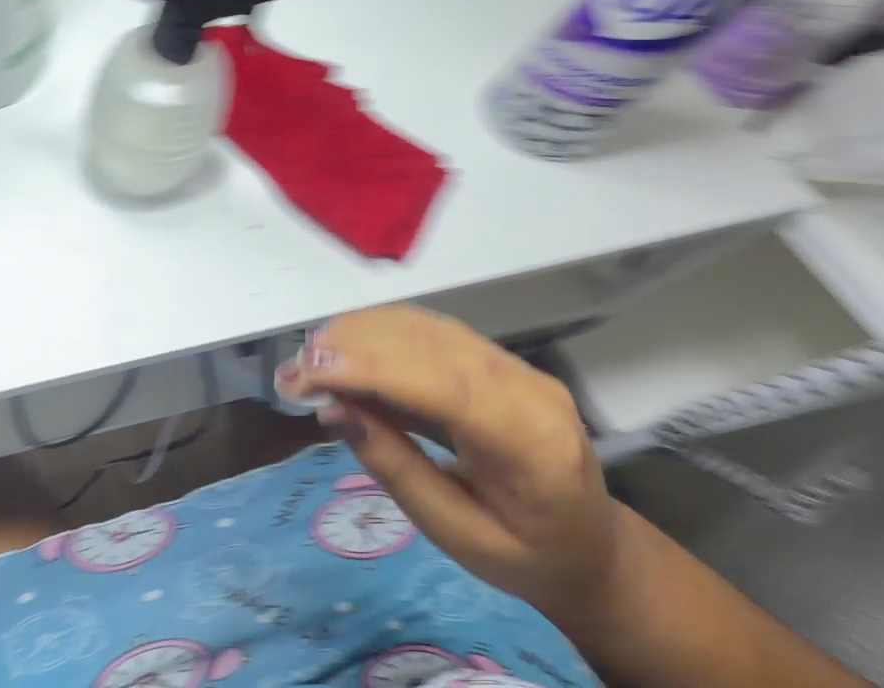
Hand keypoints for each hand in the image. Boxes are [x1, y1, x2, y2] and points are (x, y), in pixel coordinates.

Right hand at [277, 305, 620, 617]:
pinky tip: (341, 352)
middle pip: (429, 343)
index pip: (442, 383)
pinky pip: (430, 332)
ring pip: (425, 327)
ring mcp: (515, 368)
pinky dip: (377, 334)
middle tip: (291, 373)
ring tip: (306, 361)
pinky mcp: (496, 361)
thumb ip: (397, 470)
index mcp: (530, 442)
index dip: (368, 368)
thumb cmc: (526, 556)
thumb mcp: (456, 535)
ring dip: (357, 334)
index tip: (305, 374)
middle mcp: (529, 389)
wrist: (592, 550)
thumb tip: (333, 411)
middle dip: (351, 347)